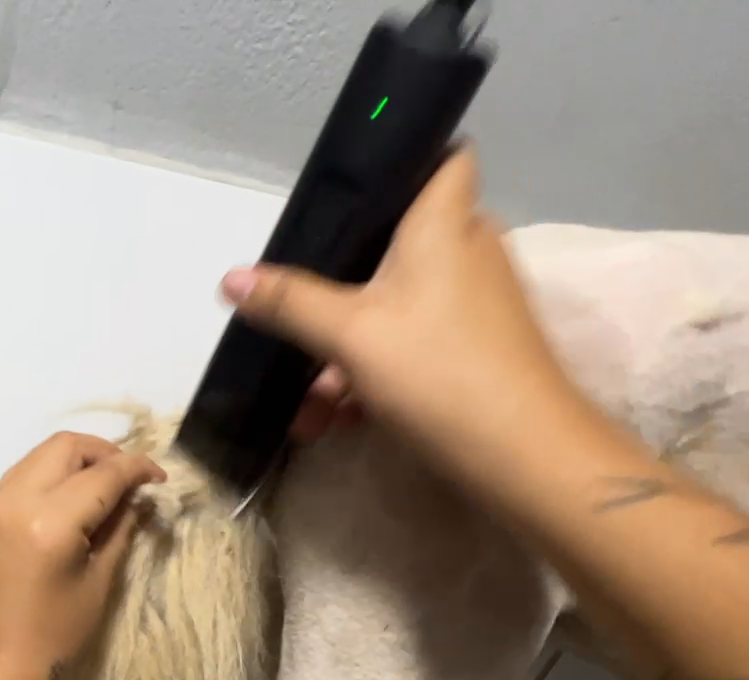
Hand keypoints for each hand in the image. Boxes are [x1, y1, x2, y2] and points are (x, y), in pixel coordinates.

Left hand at [0, 433, 166, 679]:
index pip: (104, 474)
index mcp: (49, 521)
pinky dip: (51, 475)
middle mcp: (16, 500)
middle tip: (132, 480)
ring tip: (105, 488)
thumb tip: (140, 499)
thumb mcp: (97, 586)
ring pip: (40, 455)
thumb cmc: (50, 642)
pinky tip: (72, 501)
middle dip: (105, 453)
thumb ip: (120, 531)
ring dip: (76, 461)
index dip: (138, 469)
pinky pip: (21, 476)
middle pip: (66, 446)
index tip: (161, 478)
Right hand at [221, 149, 589, 470]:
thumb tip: (230, 278)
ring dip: (344, 351)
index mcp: (444, 225)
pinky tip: (336, 418)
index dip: (402, 165)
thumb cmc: (435, 370)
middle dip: (340, 288)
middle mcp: (467, 251)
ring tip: (310, 404)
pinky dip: (372, 374)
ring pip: (395, 307)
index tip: (350, 199)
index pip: (444, 157)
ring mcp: (474, 304)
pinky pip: (410, 344)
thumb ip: (289, 303)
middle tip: (299, 315)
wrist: (518, 453)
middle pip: (396, 246)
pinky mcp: (474, 349)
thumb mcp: (348, 334)